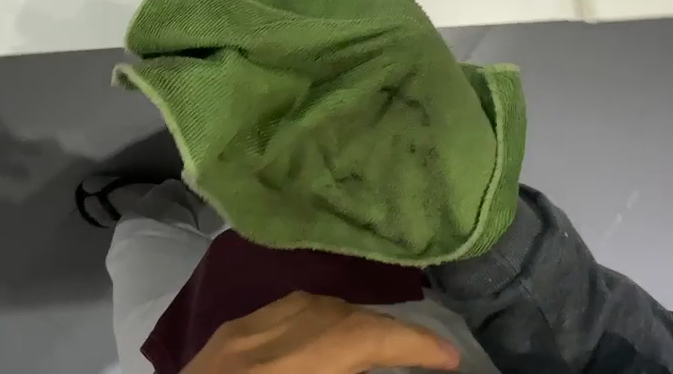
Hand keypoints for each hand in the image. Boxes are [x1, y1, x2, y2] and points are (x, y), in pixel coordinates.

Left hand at [182, 291, 463, 373]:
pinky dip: (312, 318)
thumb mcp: (309, 373)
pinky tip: (323, 336)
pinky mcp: (221, 335)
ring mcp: (236, 331)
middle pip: (335, 316)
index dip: (409, 342)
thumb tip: (377, 357)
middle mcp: (260, 338)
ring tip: (379, 342)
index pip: (359, 339)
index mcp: (286, 366)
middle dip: (383, 330)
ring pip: (306, 305)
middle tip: (423, 351)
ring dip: (349, 320)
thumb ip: (342, 364)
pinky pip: (279, 311)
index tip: (451, 355)